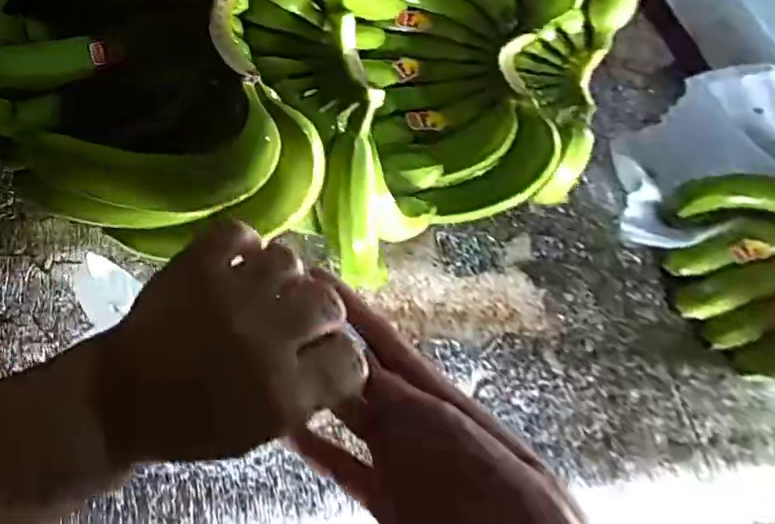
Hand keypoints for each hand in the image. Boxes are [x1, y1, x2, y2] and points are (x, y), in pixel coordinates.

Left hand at [86, 220, 367, 464]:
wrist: (126, 395)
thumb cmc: (193, 421)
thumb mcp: (261, 428)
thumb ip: (303, 391)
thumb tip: (332, 351)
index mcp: (285, 393)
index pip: (350, 358)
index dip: (339, 351)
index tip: (324, 347)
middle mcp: (266, 338)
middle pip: (327, 302)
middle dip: (319, 308)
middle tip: (297, 311)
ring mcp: (232, 295)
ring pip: (289, 259)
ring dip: (283, 273)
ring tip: (265, 283)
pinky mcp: (199, 264)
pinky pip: (242, 232)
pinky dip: (244, 242)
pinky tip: (238, 259)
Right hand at [290, 274, 583, 523]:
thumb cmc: (504, 499)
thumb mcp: (451, 435)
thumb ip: (401, 401)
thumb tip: (354, 361)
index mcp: (433, 396)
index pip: (382, 339)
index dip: (349, 305)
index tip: (313, 272)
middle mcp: (409, 419)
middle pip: (354, 370)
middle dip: (320, 337)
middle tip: (275, 307)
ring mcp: (397, 459)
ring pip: (342, 413)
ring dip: (310, 387)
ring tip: (270, 358)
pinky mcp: (389, 501)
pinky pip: (343, 466)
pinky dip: (314, 448)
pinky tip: (286, 429)